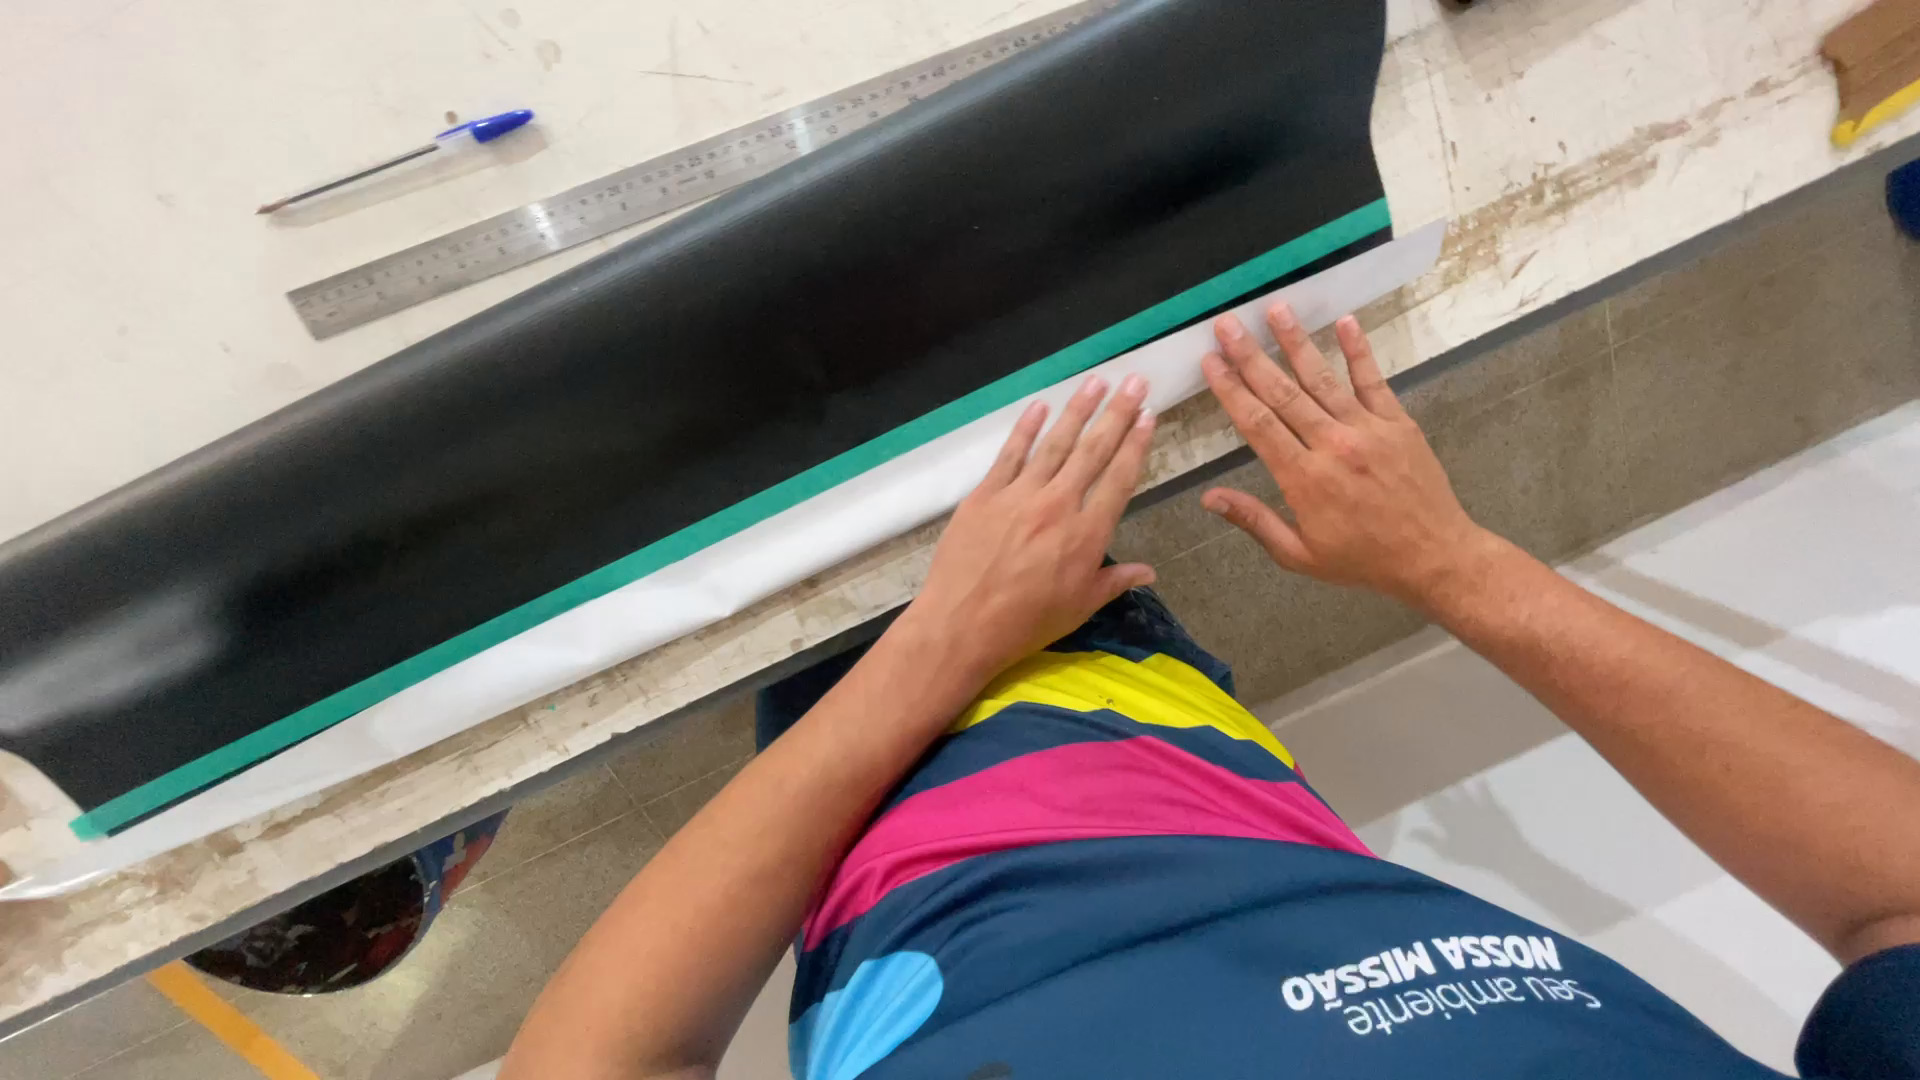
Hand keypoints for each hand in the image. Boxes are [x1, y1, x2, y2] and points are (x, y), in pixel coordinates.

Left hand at [898, 373, 1157, 680]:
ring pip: (1055, 444)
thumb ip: (1115, 582)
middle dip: (1117, 413)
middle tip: (1134, 381)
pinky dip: (1026, 429)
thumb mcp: (1079, 607)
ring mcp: (1018, 495)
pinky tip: (1040, 406)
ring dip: (1077, 410)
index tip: (1148, 416)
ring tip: (1096, 382)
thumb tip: (1150, 572)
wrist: (962, 623)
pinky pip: (1009, 454)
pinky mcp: (985, 495)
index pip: (1119, 478)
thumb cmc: (1026, 623)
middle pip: (1093, 450)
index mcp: (1087, 533)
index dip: (1136, 444)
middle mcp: (1057, 504)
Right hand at [1199, 303, 1493, 607]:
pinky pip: (1374, 381)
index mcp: (1304, 479)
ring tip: (1276, 310)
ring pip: (1324, 378)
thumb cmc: (1360, 560)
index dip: (1231, 390)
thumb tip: (1209, 498)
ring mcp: (1369, 429)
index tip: (1211, 363)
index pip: (1258, 424)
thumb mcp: (1298, 554)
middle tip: (1228, 325)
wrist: (1434, 557)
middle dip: (1251, 356)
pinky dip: (1359, 351)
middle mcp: (1333, 445)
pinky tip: (1344, 321)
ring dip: (1296, 342)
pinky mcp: (1398, 423)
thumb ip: (1253, 521)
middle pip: (1283, 393)